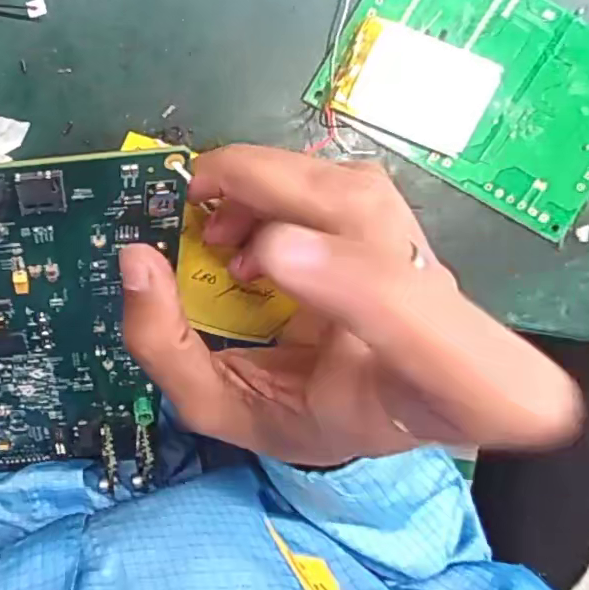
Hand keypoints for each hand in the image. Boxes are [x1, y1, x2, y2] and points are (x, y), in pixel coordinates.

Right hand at [119, 145, 580, 467]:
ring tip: (218, 227)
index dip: (367, 294)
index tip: (267, 261)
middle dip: (264, 192)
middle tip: (192, 204)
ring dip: (264, 182)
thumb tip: (136, 257)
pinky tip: (248, 226)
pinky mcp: (403, 228)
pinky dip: (276, 182)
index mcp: (421, 400)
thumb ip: (167, 347)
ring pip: (351, 186)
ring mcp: (431, 264)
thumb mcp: (221, 406)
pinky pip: (341, 179)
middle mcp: (452, 322)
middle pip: (370, 222)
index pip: (440, 354)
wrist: (366, 396)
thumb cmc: (299, 410)